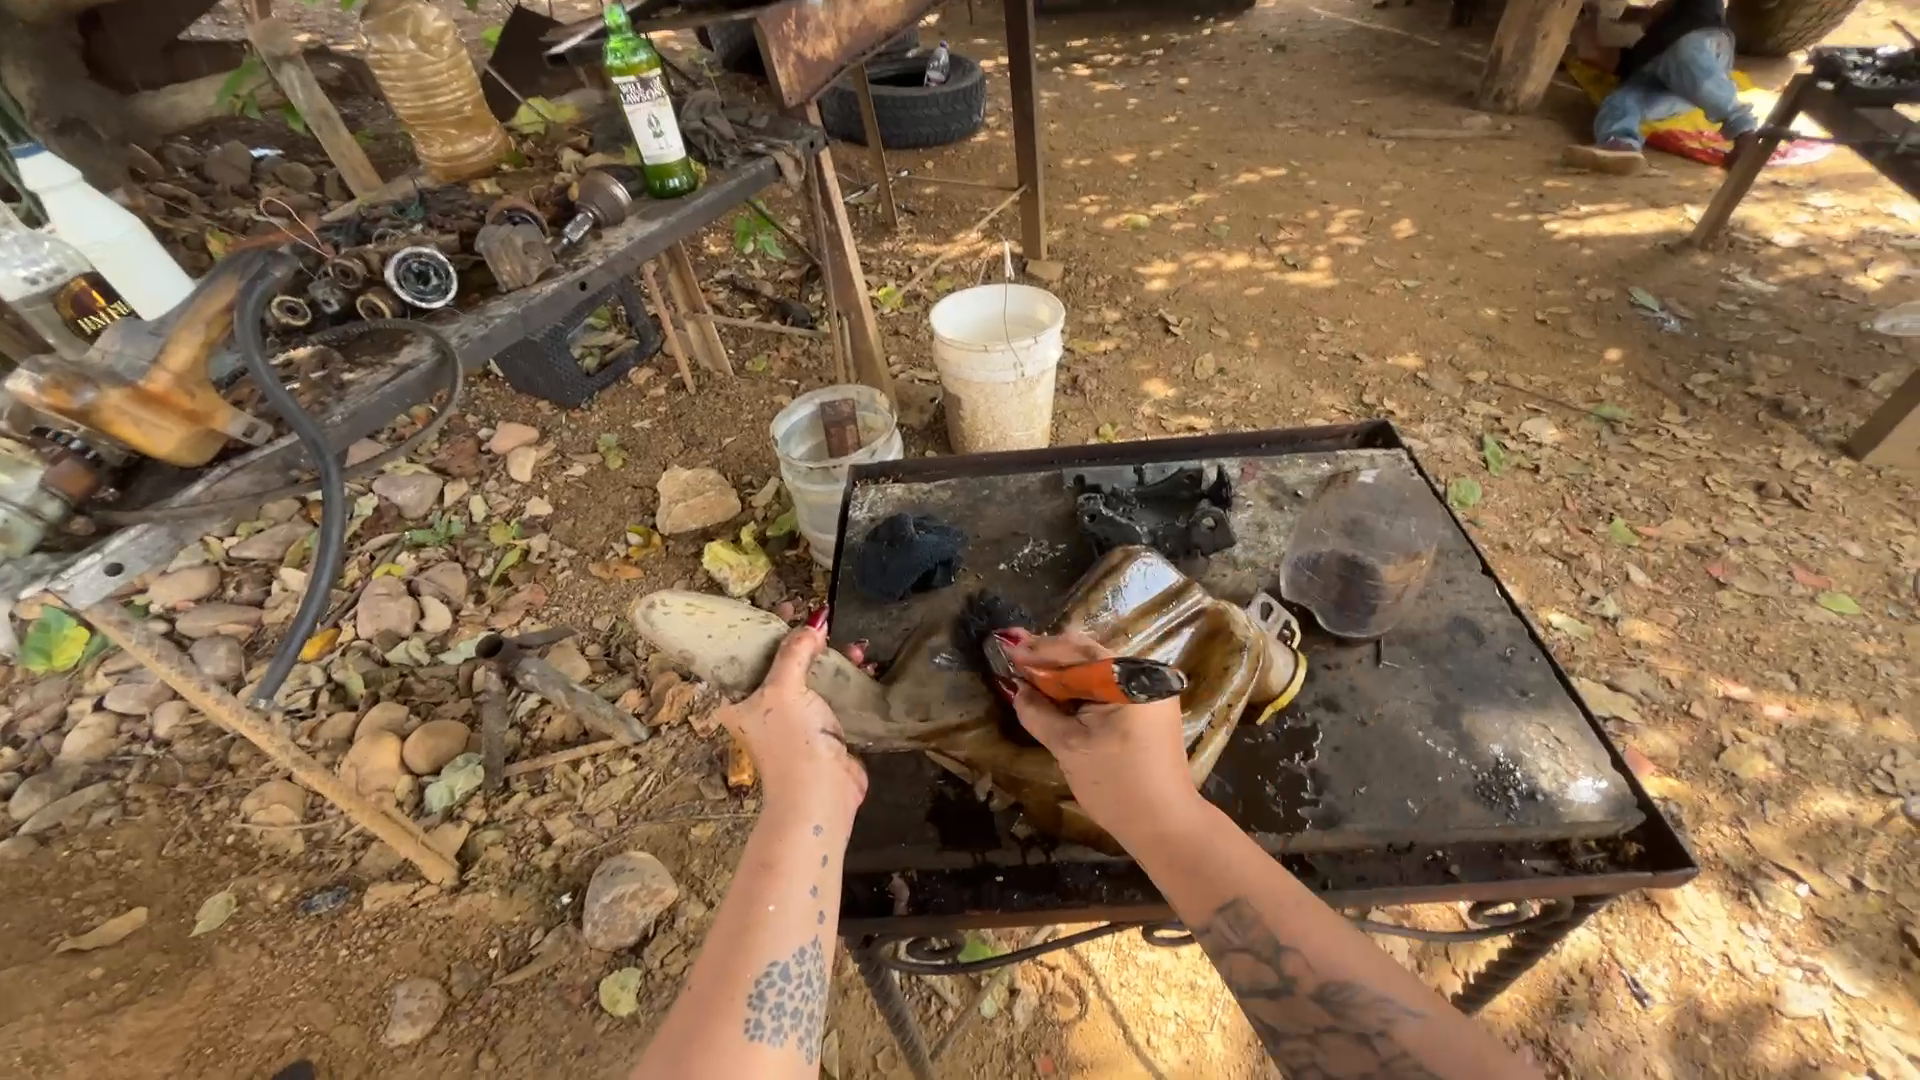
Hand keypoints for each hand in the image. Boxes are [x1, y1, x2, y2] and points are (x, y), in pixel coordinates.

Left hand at [714, 621, 867, 828]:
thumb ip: (795, 652)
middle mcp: (764, 707)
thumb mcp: (784, 688)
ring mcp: (795, 718)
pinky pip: (834, 693)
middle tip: (826, 624)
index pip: (747, 654)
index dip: (765, 628)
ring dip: (834, 659)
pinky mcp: (822, 728)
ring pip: (812, 677)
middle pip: (784, 662)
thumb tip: (813, 624)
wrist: (820, 794)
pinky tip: (865, 666)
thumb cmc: (791, 741)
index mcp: (739, 700)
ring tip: (855, 648)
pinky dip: (848, 678)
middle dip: (808, 642)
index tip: (788, 607)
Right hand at [999, 629, 1201, 840]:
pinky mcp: (1147, 709)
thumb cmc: (1116, 785)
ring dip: (1063, 673)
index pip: (1078, 651)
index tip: (1009, 650)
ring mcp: (1150, 692)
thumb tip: (1016, 689)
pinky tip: (1056, 692)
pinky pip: (1108, 688)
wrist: (1164, 825)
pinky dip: (1081, 689)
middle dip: (1050, 658)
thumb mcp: (1068, 746)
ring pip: (1097, 671)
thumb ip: (1038, 712)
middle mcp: (1146, 675)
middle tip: (1015, 658)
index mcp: (1131, 679)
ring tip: (1029, 672)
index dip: (1040, 650)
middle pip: (1089, 656)